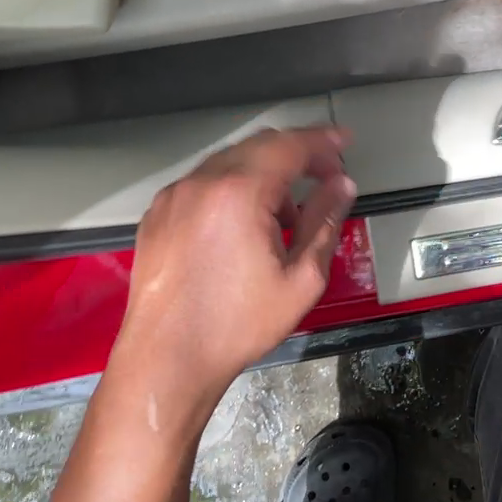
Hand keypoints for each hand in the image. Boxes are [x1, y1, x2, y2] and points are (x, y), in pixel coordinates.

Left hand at [113, 127, 356, 396]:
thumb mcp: (302, 279)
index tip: (344, 141)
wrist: (166, 360)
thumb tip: (341, 186)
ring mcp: (174, 196)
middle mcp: (202, 183)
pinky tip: (246, 221)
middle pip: (260, 145)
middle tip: (326, 173)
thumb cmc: (235, 325)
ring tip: (287, 210)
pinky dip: (233, 185)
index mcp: (239, 193)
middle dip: (298, 153)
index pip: (290, 146)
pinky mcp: (158, 214)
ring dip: (265, 170)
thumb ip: (325, 222)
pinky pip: (204, 181)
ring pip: (230, 160)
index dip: (323, 140)